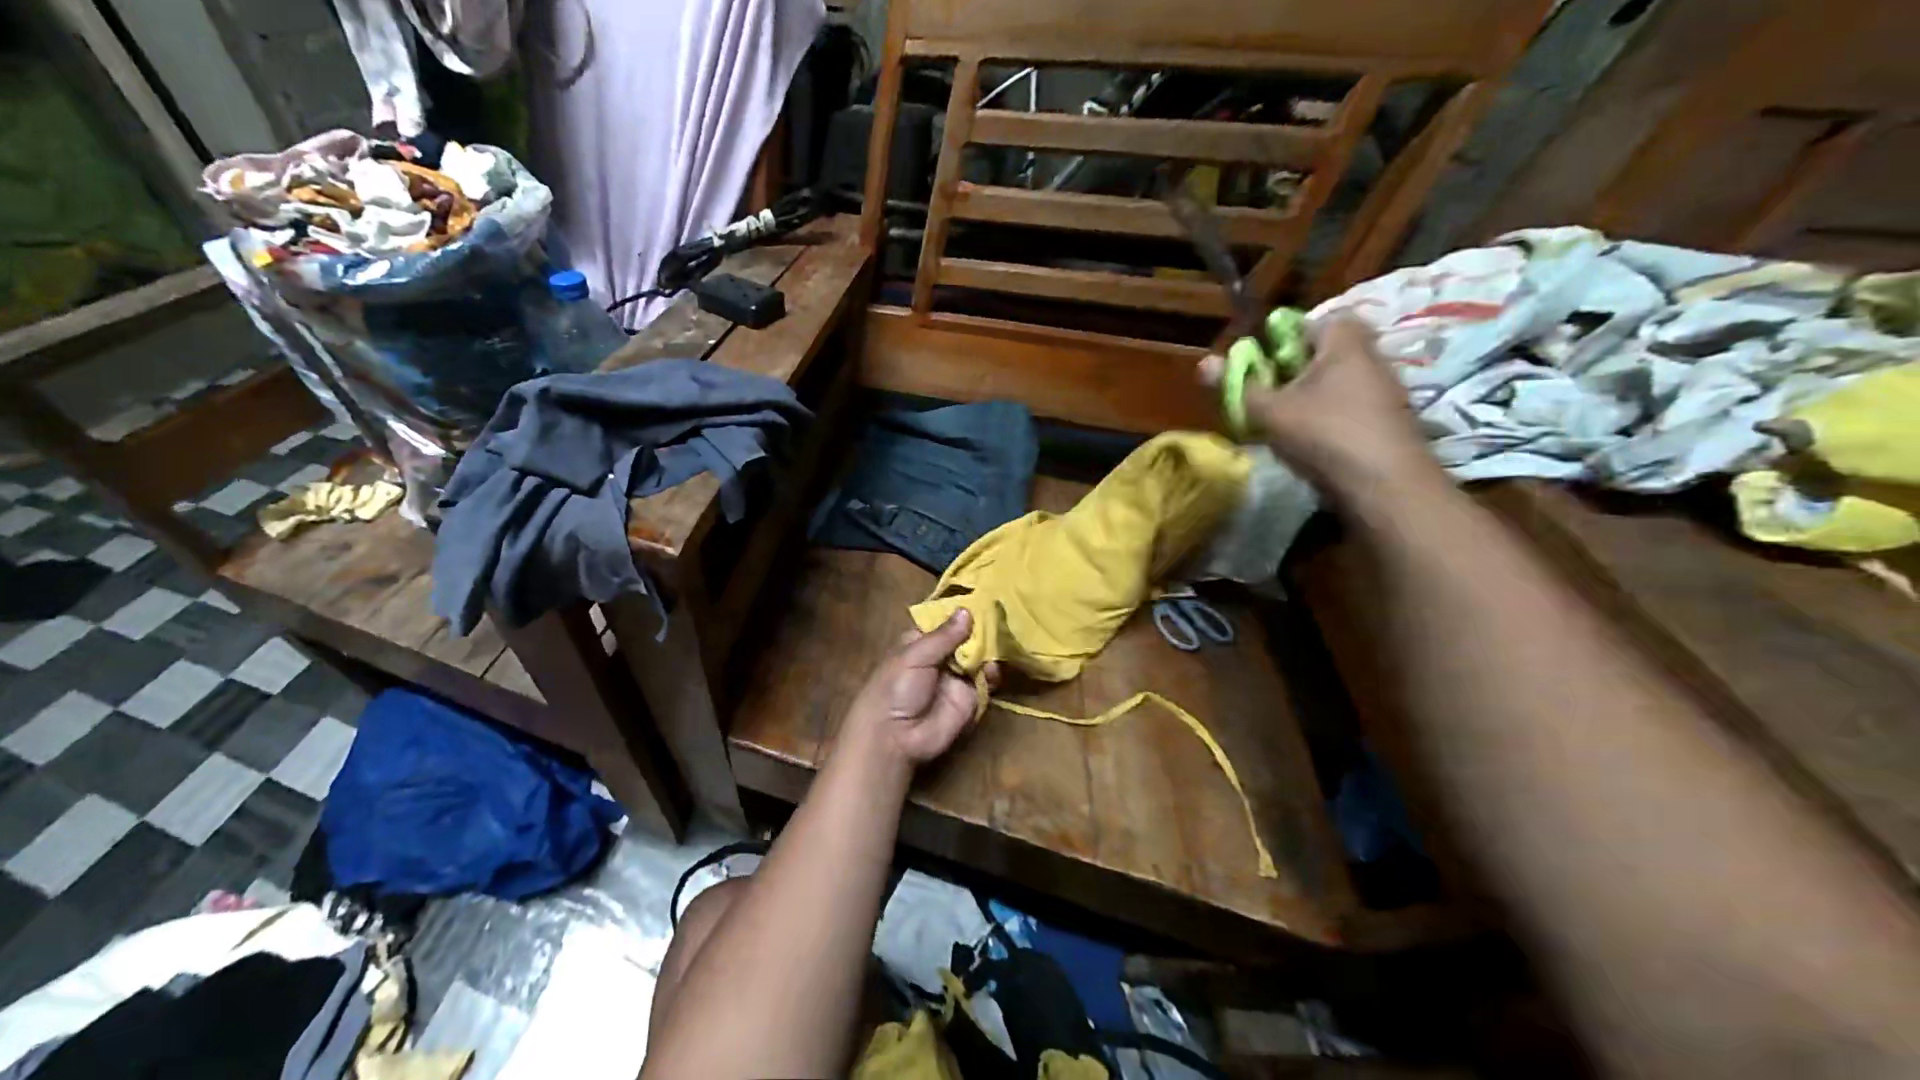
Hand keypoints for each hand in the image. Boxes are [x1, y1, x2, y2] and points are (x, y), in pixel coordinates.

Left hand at [838, 610, 1000, 766]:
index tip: (984, 595)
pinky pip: (987, 681)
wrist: (895, 738)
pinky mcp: (971, 698)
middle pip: (967, 637)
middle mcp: (942, 657)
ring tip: (1001, 638)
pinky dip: (993, 673)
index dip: (961, 611)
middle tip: (1002, 612)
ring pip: (980, 657)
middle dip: (982, 627)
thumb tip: (967, 611)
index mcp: (921, 642)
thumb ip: (943, 637)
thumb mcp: (914, 657)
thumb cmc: (894, 688)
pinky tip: (994, 667)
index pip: (945, 622)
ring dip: (990, 649)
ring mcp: (958, 677)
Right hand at [1200, 314, 1440, 497]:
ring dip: (1311, 398)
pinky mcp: (1391, 422)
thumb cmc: (1324, 433)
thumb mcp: (1268, 410)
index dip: (1283, 338)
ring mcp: (1386, 391)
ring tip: (1284, 424)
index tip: (1261, 363)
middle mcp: (1372, 356)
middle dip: (1294, 371)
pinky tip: (1313, 445)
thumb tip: (1204, 362)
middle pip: (1325, 353)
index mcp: (1344, 340)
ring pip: (1338, 383)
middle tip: (1267, 395)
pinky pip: (1351, 408)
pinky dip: (1330, 419)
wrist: (1386, 486)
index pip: (1312, 321)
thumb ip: (1237, 386)